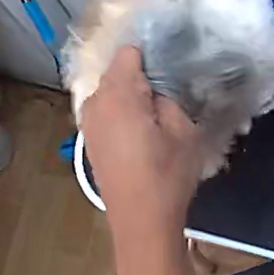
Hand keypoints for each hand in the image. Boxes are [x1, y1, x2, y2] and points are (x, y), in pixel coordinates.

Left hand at [79, 46, 203, 274]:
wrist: (141, 222)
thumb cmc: (167, 176)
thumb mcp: (185, 132)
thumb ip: (173, 99)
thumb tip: (164, 88)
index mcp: (118, 92)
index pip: (132, 52)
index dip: (156, 56)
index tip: (177, 69)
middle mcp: (95, 100)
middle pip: (121, 73)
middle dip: (146, 80)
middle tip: (175, 99)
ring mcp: (88, 122)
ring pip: (114, 95)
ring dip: (136, 101)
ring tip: (162, 122)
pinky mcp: (91, 141)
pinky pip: (109, 115)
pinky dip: (126, 118)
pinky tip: (146, 139)